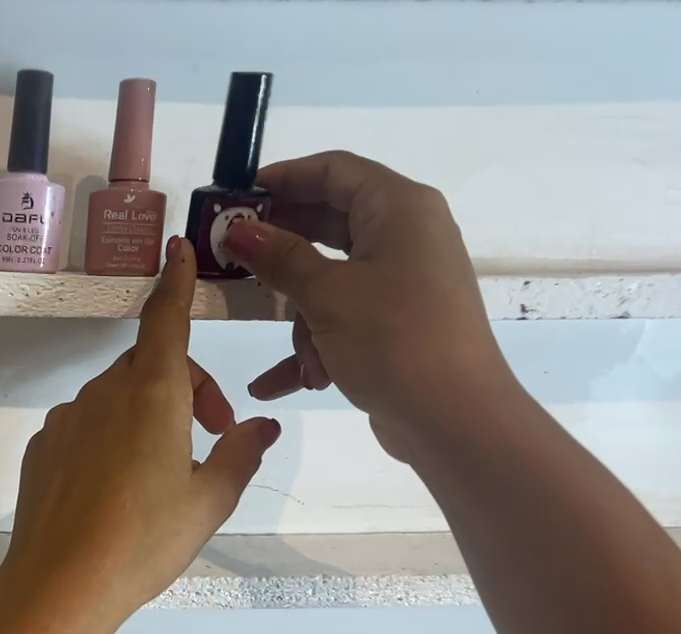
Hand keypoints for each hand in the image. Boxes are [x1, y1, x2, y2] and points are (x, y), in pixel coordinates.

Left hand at [0, 236, 280, 629]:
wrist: (59, 585)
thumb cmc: (143, 542)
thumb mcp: (208, 503)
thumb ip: (239, 456)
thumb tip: (262, 427)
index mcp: (152, 395)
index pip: (167, 320)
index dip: (177, 285)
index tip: (179, 253)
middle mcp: (103, 395)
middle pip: (149, 365)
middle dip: (185, 385)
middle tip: (209, 434)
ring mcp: (66, 421)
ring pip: (115, 397)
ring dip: (145, 414)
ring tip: (161, 472)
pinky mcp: (42, 449)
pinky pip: (84, 426)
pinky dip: (108, 436)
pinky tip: (115, 488)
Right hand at [220, 151, 526, 461]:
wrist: (452, 417)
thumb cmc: (392, 339)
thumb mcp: (326, 295)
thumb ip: (278, 258)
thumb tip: (237, 230)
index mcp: (398, 209)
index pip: (333, 170)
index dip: (282, 179)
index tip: (233, 200)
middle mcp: (404, 237)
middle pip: (326, 226)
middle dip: (277, 254)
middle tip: (228, 264)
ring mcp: (400, 284)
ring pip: (327, 283)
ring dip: (299, 322)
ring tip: (294, 360)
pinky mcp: (392, 327)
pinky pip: (339, 323)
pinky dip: (311, 349)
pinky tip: (275, 384)